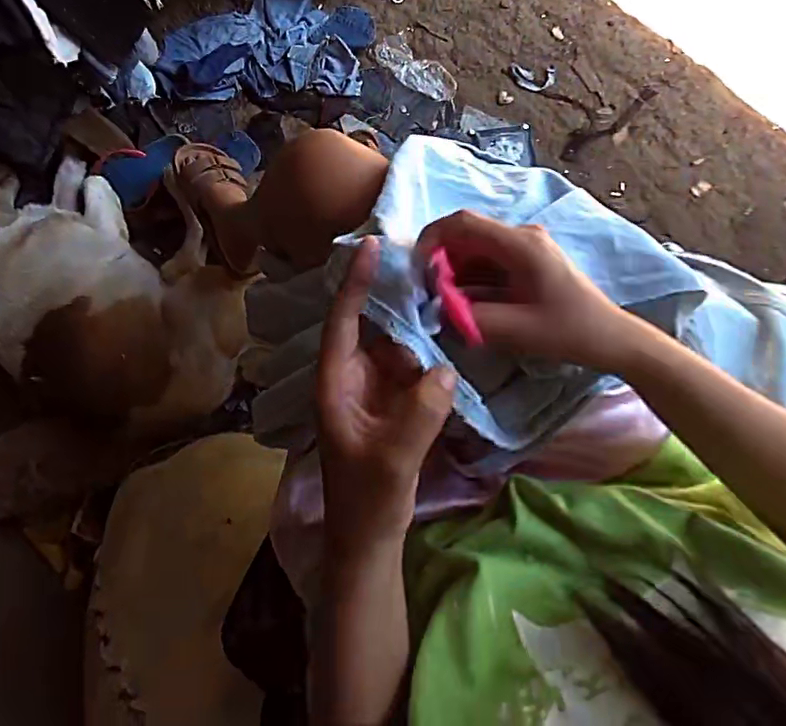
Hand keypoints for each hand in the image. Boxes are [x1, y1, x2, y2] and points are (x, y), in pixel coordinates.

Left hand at [317, 238, 456, 551]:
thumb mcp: (393, 459)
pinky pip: (413, 367)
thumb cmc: (367, 500)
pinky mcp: (396, 402)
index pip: (342, 322)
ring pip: (396, 344)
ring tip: (445, 298)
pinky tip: (449, 339)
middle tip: (425, 265)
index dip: (354, 283)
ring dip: (417, 327)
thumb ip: (420, 413)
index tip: (370, 246)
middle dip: (394, 297)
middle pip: (372, 325)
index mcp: (336, 383)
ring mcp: (375, 389)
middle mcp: (353, 377)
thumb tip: (446, 369)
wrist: (370, 538)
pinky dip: (428, 354)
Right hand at [415, 210, 641, 368]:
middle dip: (442, 261)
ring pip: (475, 249)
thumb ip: (471, 318)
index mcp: (521, 243)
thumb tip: (436, 309)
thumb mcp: (518, 331)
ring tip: (449, 303)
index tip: (418, 269)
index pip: (463, 222)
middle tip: (432, 294)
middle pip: (467, 235)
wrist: (612, 338)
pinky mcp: (527, 260)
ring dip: (456, 272)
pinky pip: (488, 260)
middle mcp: (521, 235)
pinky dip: (472, 278)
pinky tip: (470, 303)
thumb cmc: (570, 331)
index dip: (432, 239)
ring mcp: (526, 246)